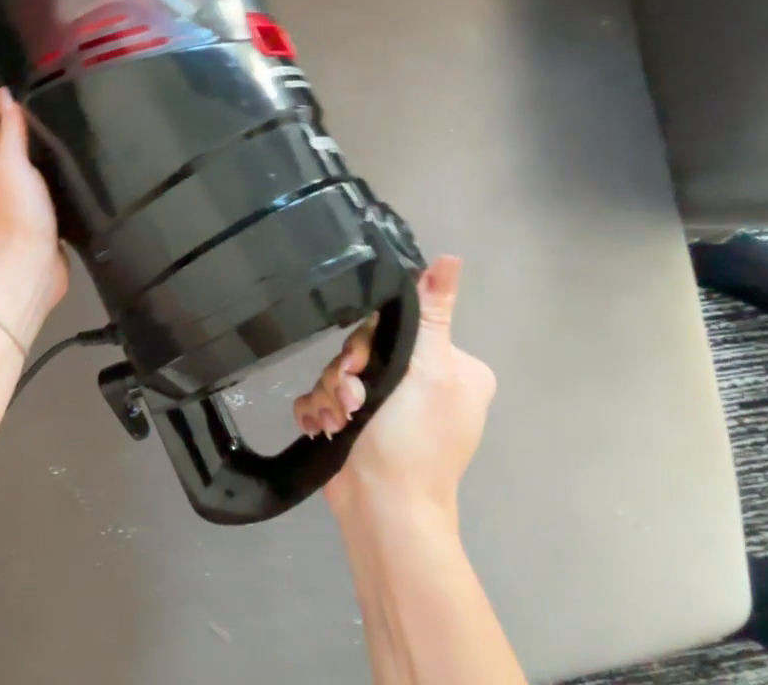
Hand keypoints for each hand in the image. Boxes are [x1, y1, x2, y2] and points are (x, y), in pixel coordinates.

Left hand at [0, 89, 67, 341]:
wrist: (32, 266)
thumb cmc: (19, 212)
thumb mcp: (13, 165)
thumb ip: (11, 132)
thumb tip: (3, 97)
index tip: (2, 86)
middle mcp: (5, 181)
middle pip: (6, 147)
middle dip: (12, 124)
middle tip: (27, 100)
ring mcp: (24, 201)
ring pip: (27, 167)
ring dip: (33, 149)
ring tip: (51, 129)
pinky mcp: (45, 217)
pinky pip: (47, 187)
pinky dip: (52, 174)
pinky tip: (66, 170)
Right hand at [292, 255, 495, 518]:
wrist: (382, 508)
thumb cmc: (412, 440)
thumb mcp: (429, 371)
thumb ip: (431, 315)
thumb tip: (450, 259)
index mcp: (451, 368)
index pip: (396, 327)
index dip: (369, 341)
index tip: (363, 365)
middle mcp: (419, 384)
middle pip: (359, 350)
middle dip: (344, 375)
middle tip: (350, 400)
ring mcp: (383, 407)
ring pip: (335, 375)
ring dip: (328, 397)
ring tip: (335, 423)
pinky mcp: (351, 425)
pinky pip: (319, 398)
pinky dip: (316, 411)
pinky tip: (321, 428)